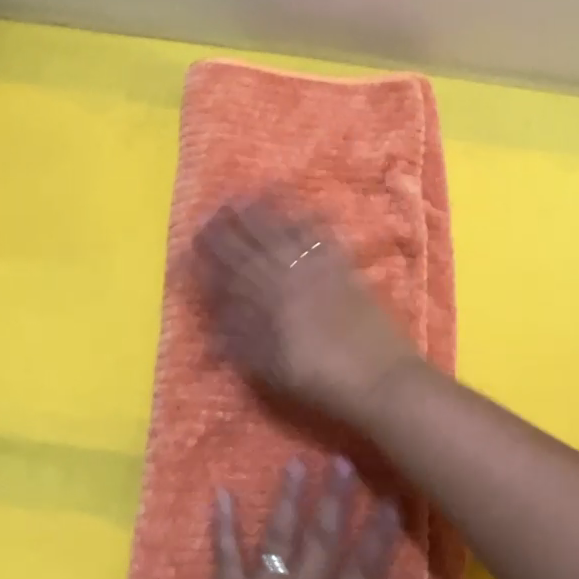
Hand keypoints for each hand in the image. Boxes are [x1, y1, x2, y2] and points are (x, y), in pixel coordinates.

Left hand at [167, 457, 422, 578]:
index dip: (380, 535)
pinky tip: (221, 495)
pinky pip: (226, 556)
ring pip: (279, 536)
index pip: (363, 570)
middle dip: (335, 499)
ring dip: (288, 498)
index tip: (392, 500)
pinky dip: (222, 526)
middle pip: (323, 540)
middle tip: (344, 461)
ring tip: (296, 463)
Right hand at [194, 198, 425, 426]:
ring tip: (251, 196)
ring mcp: (321, 271)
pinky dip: (312, 220)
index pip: (233, 270)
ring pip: (288, 234)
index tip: (197, 237)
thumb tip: (214, 319)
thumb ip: (240, 340)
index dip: (214, 252)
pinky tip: (306, 209)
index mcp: (267, 302)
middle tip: (218, 206)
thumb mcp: (270, 370)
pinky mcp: (348, 271)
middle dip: (235, 224)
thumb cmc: (321, 382)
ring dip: (268, 213)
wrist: (381, 381)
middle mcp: (291, 278)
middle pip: (257, 244)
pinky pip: (325, 238)